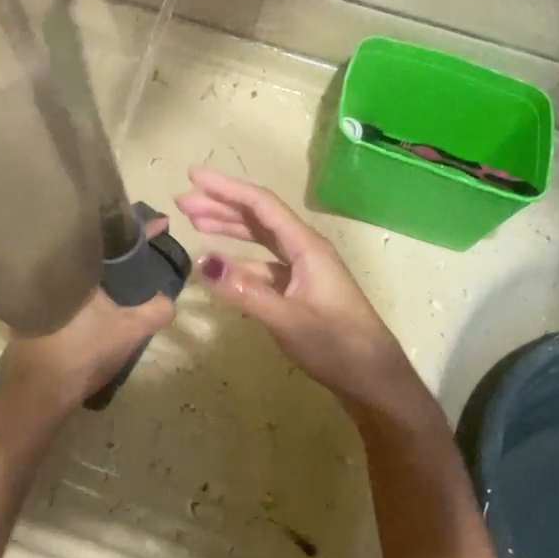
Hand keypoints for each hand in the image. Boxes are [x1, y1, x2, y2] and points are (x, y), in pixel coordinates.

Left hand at [0, 218, 176, 415]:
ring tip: (129, 270)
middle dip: (120, 245)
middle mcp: (57, 270)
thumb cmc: (83, 351)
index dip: (140, 230)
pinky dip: (90, 285)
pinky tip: (104, 298)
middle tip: (145, 247)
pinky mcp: (38, 309)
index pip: (114, 236)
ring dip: (103, 267)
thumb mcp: (130, 330)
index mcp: (77, 265)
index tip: (161, 222)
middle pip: (94, 248)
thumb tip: (169, 300)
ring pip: (81, 268)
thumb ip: (156, 311)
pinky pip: (71, 285)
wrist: (38, 389)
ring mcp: (44, 290)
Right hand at [175, 167, 412, 407]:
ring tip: (195, 222)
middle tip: (183, 202)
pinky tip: (220, 266)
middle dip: (221, 205)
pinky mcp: (300, 291)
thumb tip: (202, 261)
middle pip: (258, 217)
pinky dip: (239, 260)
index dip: (226, 187)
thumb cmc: (338, 346)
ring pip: (260, 239)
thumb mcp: (288, 319)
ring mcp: (303, 271)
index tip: (193, 176)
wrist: (375, 381)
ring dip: (228, 228)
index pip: (261, 205)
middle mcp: (304, 250)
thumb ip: (245, 291)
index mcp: (306, 246)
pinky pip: (263, 265)